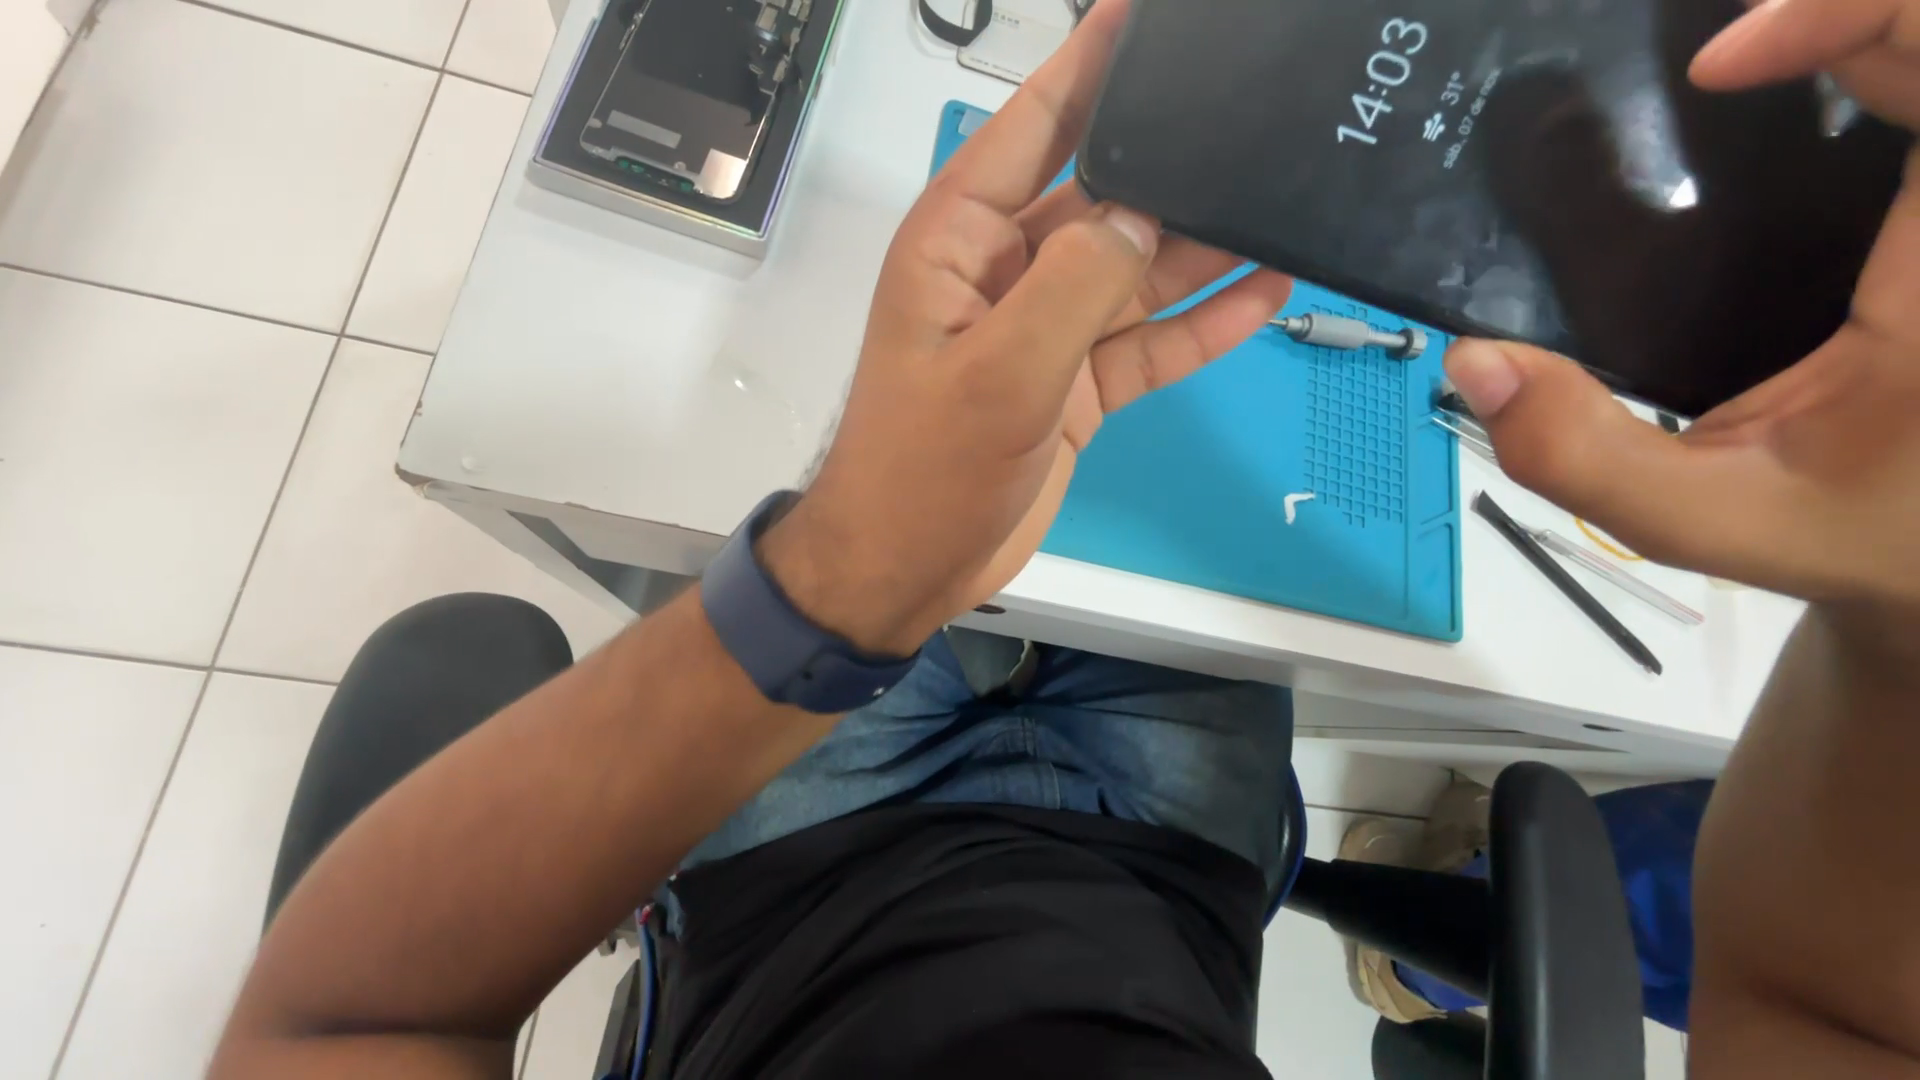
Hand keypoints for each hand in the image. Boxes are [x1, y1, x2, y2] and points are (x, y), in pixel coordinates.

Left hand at [761, 0, 1292, 653]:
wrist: (912, 565)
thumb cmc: (927, 467)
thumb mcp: (999, 371)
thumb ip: (1076, 285)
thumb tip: (1146, 218)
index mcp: (963, 240)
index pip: (1035, 124)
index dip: (1094, 63)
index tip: (1157, 15)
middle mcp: (1007, 271)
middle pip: (1103, 194)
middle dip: (1175, 157)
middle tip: (1264, 113)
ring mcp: (1046, 331)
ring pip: (1136, 269)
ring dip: (1204, 242)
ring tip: (1289, 195)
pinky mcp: (1075, 385)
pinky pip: (1147, 341)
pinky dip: (1200, 323)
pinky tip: (1265, 291)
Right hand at [1447, 0, 1919, 628]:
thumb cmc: (1847, 530)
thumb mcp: (1698, 516)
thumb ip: (1581, 455)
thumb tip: (1472, 360)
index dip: (1862, 6)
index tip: (1718, 66)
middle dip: (1847, 8)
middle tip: (1710, 66)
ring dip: (1861, 30)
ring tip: (1735, 76)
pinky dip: (1879, 60)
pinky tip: (1798, 98)